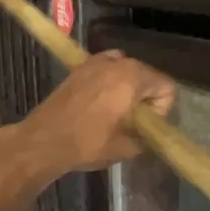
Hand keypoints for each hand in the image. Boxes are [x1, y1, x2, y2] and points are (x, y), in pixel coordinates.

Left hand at [11, 51, 175, 177]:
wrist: (43, 140)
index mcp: (132, 77)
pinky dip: (107, 81)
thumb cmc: (88, 143)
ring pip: (123, 69)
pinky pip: (103, 70)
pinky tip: (99, 103)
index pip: (166, 86)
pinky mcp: (76, 70)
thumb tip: (145, 133)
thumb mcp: (127, 147)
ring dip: (126, 86)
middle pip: (145, 74)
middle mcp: (115, 62)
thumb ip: (145, 136)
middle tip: (132, 121)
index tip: (144, 126)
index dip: (161, 109)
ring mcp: (93, 62)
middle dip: (145, 96)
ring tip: (116, 111)